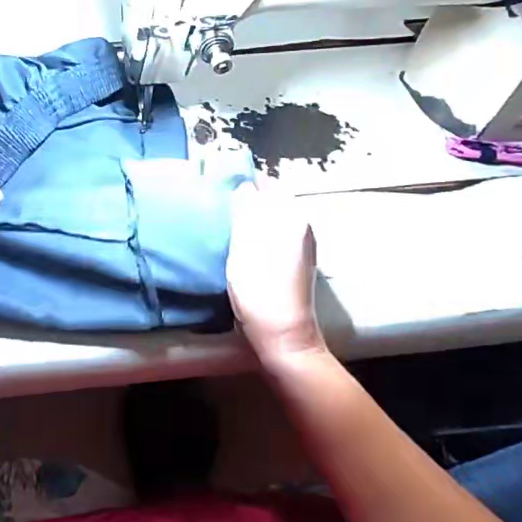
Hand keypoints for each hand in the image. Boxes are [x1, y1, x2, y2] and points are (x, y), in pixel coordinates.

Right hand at [225, 182, 326, 366]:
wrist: (284, 337)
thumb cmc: (260, 290)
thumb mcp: (244, 245)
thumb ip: (246, 210)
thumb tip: (245, 186)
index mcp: (291, 216)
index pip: (266, 184)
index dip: (244, 183)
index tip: (220, 188)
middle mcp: (302, 226)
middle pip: (271, 201)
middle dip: (248, 200)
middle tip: (219, 207)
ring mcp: (302, 246)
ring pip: (272, 219)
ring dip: (252, 219)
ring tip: (226, 225)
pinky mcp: (297, 264)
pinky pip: (275, 236)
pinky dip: (258, 235)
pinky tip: (241, 247)